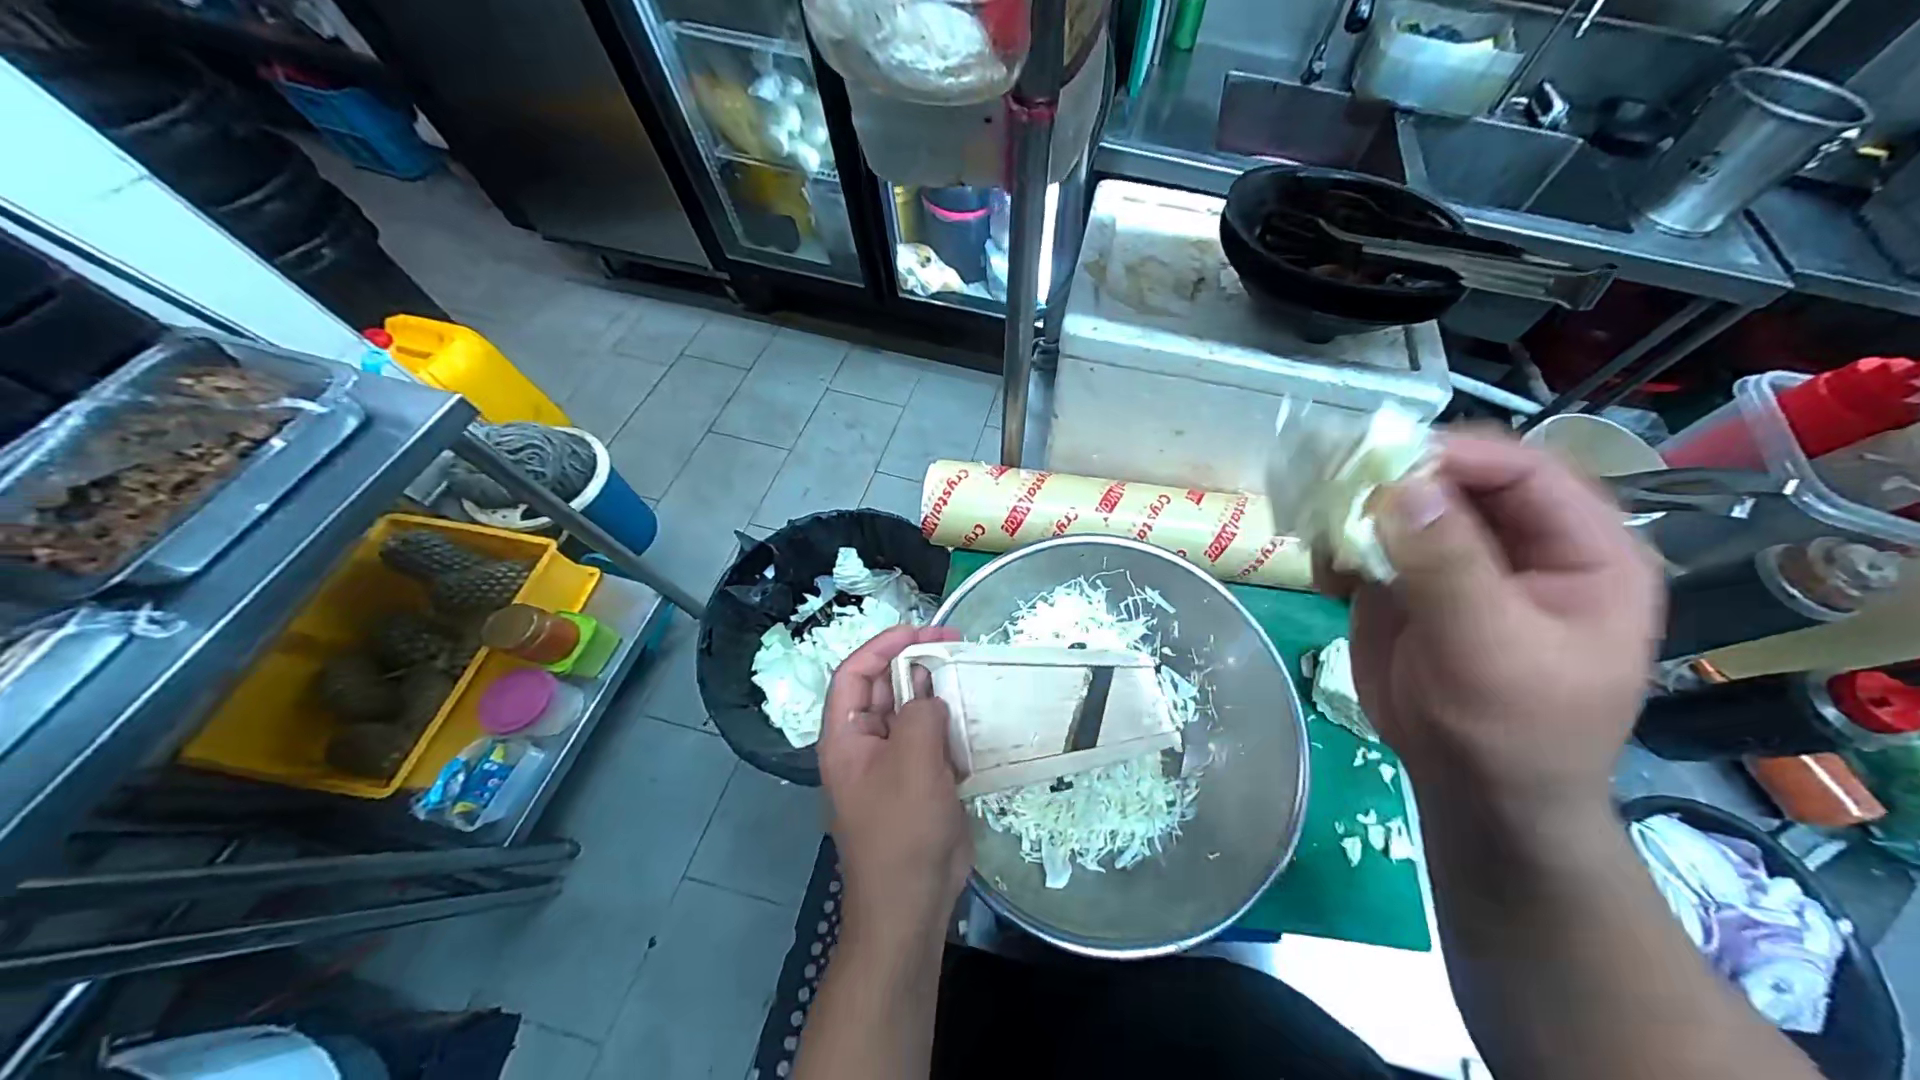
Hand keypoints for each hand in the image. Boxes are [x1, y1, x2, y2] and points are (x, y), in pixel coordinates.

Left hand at [818, 624, 972, 943]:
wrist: (912, 901)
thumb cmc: (902, 831)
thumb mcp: (912, 763)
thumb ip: (921, 714)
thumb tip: (930, 697)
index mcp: (845, 737)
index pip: (854, 673)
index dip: (883, 645)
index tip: (922, 630)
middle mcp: (864, 744)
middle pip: (884, 688)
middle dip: (915, 663)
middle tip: (955, 644)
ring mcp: (892, 763)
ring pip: (911, 712)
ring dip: (936, 692)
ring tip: (968, 673)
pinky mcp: (919, 781)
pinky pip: (931, 740)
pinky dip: (950, 723)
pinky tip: (975, 714)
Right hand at [1317, 432, 1662, 817]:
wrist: (1473, 789)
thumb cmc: (1511, 728)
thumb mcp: (1490, 647)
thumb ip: (1449, 566)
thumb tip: (1401, 487)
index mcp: (1581, 549)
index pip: (1525, 472)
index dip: (1459, 455)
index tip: (1385, 458)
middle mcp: (1519, 544)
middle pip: (1455, 481)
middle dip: (1395, 482)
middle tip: (1336, 491)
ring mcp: (1457, 562)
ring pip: (1402, 508)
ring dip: (1357, 515)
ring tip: (1325, 540)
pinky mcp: (1406, 584)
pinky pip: (1368, 545)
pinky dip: (1339, 549)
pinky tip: (1326, 579)